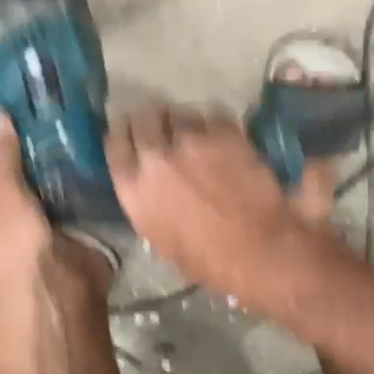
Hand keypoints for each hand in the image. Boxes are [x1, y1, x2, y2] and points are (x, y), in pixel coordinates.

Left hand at [0, 114, 53, 296]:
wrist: (46, 296)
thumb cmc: (9, 243)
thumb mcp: (1, 191)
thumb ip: (1, 153)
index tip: (16, 114)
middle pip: (1, 176)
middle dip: (22, 153)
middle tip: (49, 121)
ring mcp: (18, 229)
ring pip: (31, 190)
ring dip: (47, 170)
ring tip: (68, 135)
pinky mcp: (49, 238)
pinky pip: (56, 205)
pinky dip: (66, 189)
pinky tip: (82, 164)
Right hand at [108, 105, 326, 299]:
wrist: (256, 250)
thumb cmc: (206, 259)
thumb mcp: (159, 235)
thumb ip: (147, 200)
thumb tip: (152, 184)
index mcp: (134, 188)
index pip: (116, 144)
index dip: (124, 135)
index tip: (132, 134)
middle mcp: (156, 157)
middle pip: (144, 119)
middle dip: (152, 120)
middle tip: (164, 127)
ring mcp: (191, 141)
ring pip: (179, 113)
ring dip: (185, 122)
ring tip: (197, 134)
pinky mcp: (225, 133)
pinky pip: (214, 115)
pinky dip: (216, 124)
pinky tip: (223, 137)